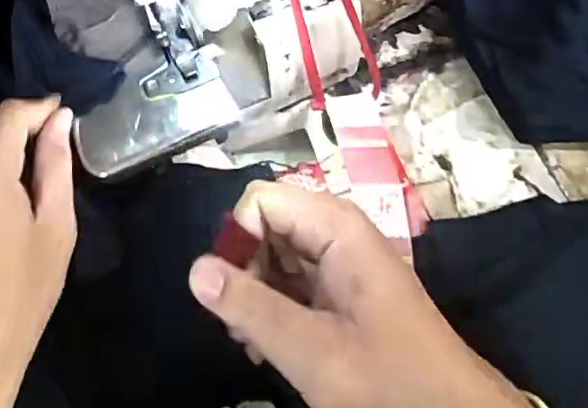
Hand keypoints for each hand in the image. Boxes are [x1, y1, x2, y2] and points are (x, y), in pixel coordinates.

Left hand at [0, 97, 76, 407]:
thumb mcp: (55, 231)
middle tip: (54, 171)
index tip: (63, 113)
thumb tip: (58, 118)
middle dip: (24, 142)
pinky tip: (0, 224)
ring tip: (28, 206)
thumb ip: (56, 166)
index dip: (37, 107)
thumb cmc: (18, 300)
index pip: (7, 116)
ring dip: (4, 166)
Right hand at [188, 181, 530, 407]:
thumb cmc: (394, 388)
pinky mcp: (344, 286)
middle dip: (244, 268)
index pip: (260, 200)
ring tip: (254, 342)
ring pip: (275, 250)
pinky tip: (272, 344)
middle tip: (240, 327)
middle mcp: (336, 228)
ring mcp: (341, 257)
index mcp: (334, 225)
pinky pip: (293, 276)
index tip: (230, 295)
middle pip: (266, 222)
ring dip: (256, 291)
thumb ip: (250, 307)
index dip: (237, 240)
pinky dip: (276, 304)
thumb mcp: (315, 354)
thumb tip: (194, 269)